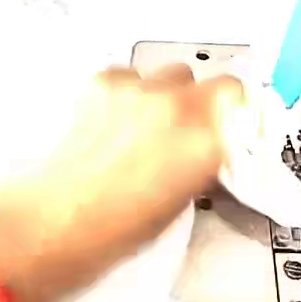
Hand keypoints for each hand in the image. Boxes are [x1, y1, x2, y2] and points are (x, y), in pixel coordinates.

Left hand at [0, 65, 243, 301]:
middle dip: (207, 103)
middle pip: (215, 84)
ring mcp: (140, 90)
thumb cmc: (123, 227)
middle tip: (190, 128)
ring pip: (172, 74)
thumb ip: (204, 160)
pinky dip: (129, 92)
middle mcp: (179, 107)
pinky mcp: (103, 83)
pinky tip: (115, 119)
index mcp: (206, 143)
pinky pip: (131, 75)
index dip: (238, 114)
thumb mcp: (184, 199)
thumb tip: (210, 143)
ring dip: (170, 94)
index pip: (242, 103)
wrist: (57, 219)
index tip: (231, 125)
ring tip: (147, 123)